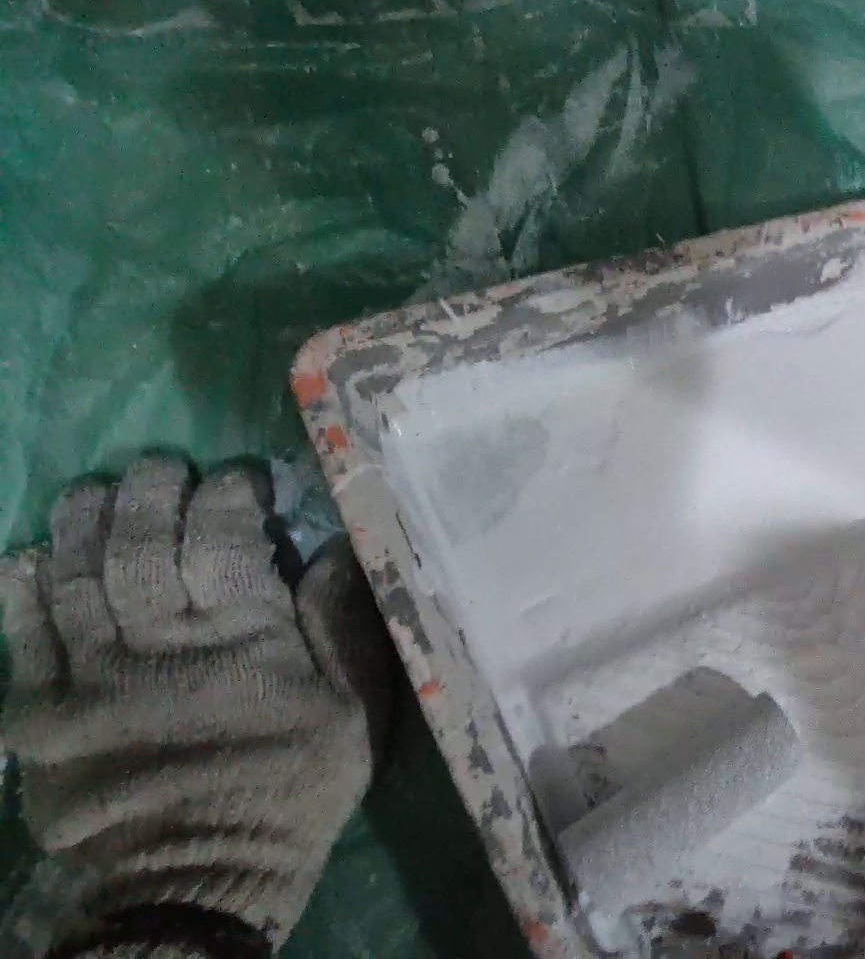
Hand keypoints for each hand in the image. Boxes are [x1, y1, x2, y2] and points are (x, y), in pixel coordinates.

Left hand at [2, 457, 391, 947]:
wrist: (201, 872)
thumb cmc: (301, 775)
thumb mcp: (358, 701)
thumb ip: (342, 624)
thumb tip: (335, 550)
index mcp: (241, 638)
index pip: (222, 542)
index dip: (226, 496)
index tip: (240, 472)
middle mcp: (155, 647)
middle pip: (138, 550)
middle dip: (148, 495)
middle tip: (161, 465)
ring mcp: (83, 682)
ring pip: (72, 582)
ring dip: (81, 527)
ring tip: (95, 491)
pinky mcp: (32, 720)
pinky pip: (15, 642)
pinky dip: (17, 593)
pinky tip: (24, 557)